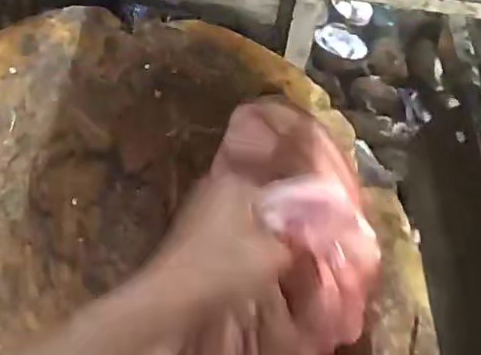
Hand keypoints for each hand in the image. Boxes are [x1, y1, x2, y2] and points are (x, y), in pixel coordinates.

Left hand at [141, 171, 293, 320]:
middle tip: (280, 258)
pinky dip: (230, 253)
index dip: (291, 221)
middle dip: (270, 232)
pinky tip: (233, 275)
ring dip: (250, 245)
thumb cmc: (223, 268)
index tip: (299, 244)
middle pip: (256, 208)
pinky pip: (219, 238)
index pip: (275, 195)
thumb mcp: (272, 256)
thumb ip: (296, 241)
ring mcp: (195, 208)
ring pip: (237, 225)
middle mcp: (214, 185)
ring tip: (258, 270)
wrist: (168, 300)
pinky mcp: (184, 233)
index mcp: (235, 180)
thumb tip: (312, 235)